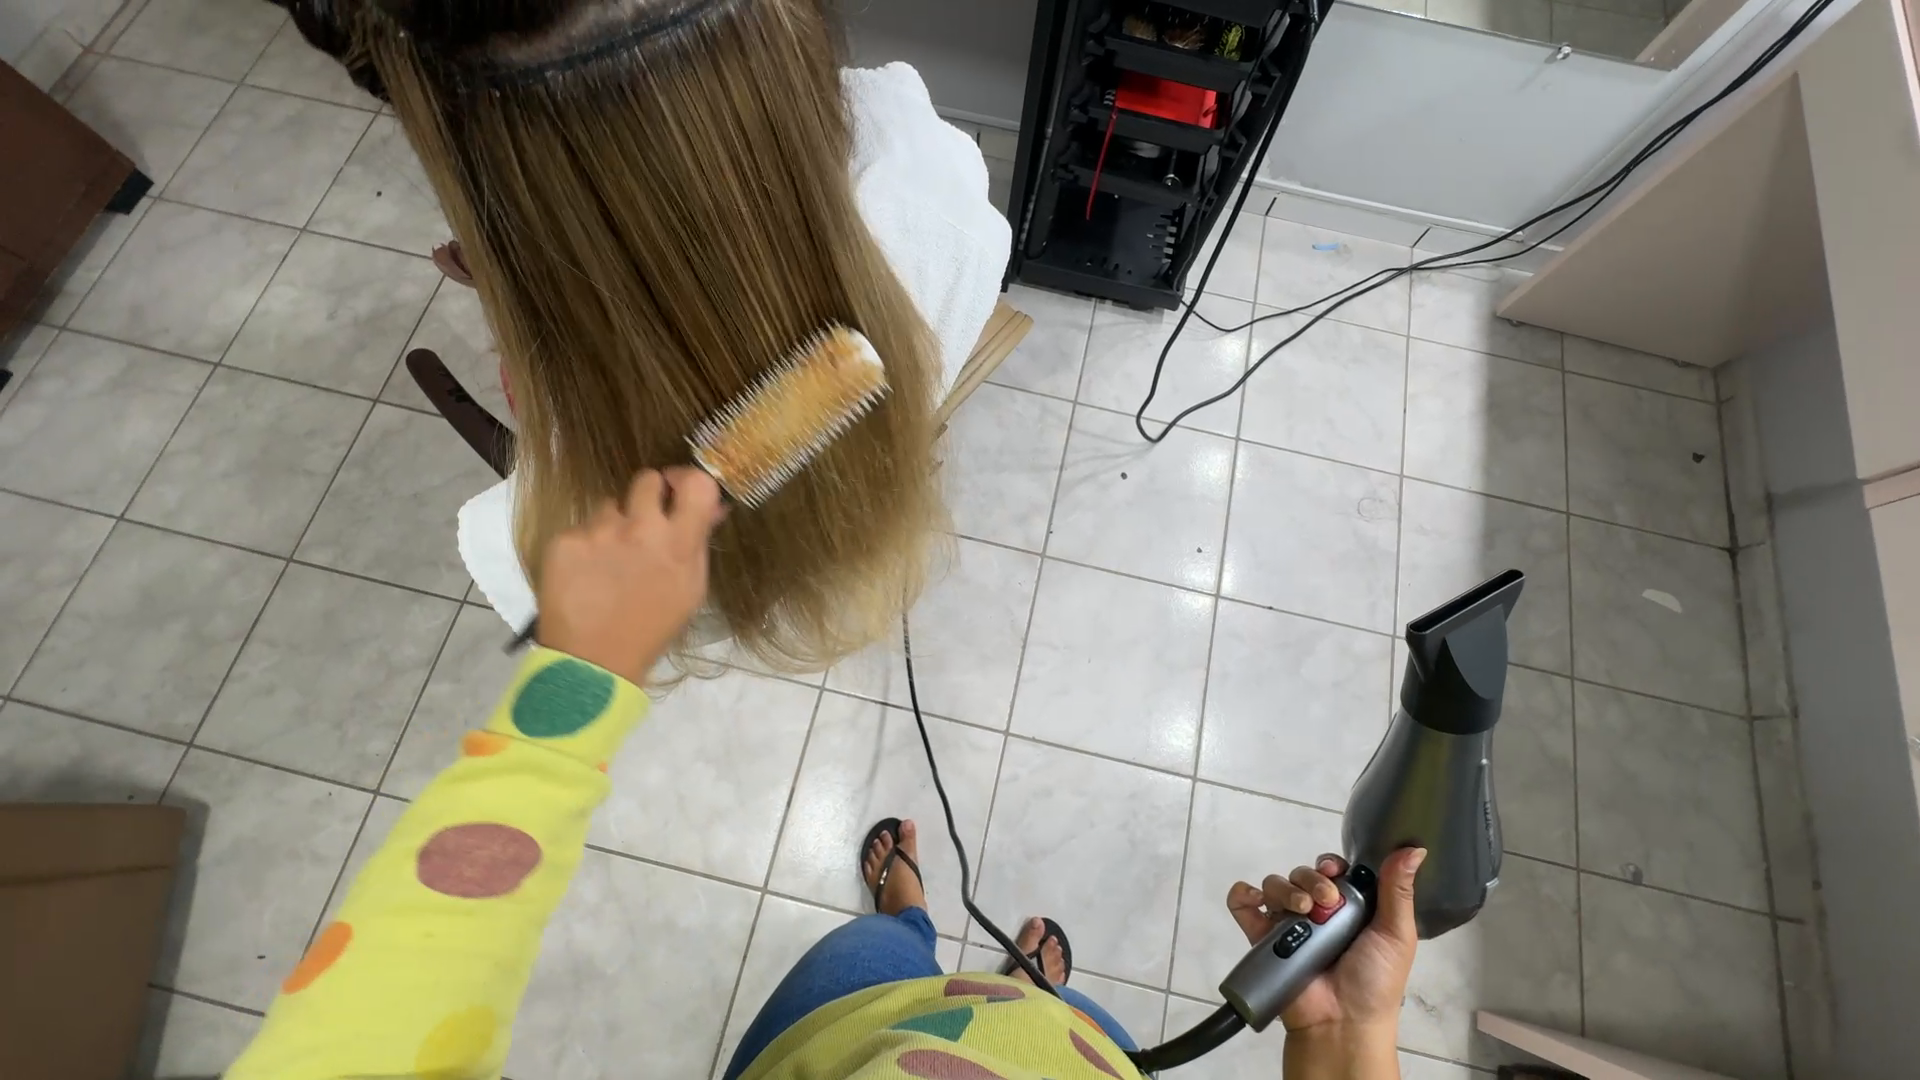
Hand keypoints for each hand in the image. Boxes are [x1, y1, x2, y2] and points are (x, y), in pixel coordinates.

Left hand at [534, 467, 724, 685]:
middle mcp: (641, 528)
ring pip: (609, 506)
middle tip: (643, 522)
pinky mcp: (564, 541)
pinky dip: (585, 545)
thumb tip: (713, 505)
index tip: (677, 489)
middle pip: (646, 479)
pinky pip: (580, 528)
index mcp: (679, 542)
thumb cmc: (652, 626)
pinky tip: (587, 573)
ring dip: (613, 524)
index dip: (686, 478)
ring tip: (610, 560)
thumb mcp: (691, 587)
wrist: (594, 662)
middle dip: (647, 495)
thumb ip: (699, 541)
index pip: (696, 483)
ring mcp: (599, 532)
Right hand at [1227, 848, 1424, 1037]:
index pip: (1330, 870)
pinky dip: (1243, 895)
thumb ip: (1398, 891)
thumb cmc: (1376, 981)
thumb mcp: (1396, 935)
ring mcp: (1284, 923)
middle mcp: (1313, 910)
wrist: (1343, 1023)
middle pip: (1300, 873)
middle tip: (1325, 902)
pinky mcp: (1260, 936)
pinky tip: (1257, 902)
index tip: (1335, 873)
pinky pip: (1241, 903)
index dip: (1329, 865)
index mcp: (1345, 907)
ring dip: (1284, 890)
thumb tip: (1415, 847)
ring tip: (1301, 913)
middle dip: (1310, 880)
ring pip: (1273, 883)